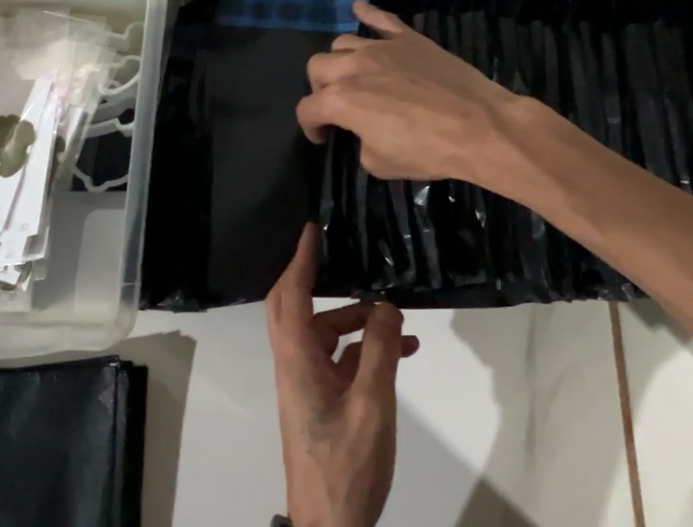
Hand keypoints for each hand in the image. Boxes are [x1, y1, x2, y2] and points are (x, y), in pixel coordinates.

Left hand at [267, 223, 420, 526]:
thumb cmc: (347, 464)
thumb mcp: (372, 404)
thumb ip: (380, 350)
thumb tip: (385, 304)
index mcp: (298, 362)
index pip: (291, 296)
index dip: (300, 260)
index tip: (312, 230)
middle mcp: (296, 367)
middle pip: (299, 310)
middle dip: (319, 280)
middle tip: (345, 255)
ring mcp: (308, 387)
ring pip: (326, 335)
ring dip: (358, 320)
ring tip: (399, 317)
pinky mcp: (323, 404)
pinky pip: (341, 361)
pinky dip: (366, 350)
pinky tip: (401, 351)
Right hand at [297, 0, 532, 187]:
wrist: (478, 125)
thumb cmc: (428, 150)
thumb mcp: (381, 163)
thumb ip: (361, 142)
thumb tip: (365, 131)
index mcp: (341, 100)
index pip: (308, 109)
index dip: (310, 126)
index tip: (323, 137)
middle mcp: (353, 66)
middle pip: (318, 67)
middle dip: (320, 88)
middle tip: (335, 105)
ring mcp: (382, 47)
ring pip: (344, 42)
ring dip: (340, 60)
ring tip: (352, 74)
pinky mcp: (409, 38)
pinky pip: (381, 19)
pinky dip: (367, 14)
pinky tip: (360, 10)